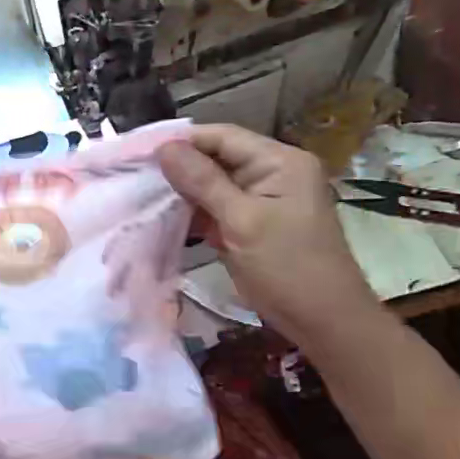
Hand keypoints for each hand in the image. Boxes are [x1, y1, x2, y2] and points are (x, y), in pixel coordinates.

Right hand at [157, 125, 376, 345]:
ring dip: (185, 192)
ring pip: (215, 186)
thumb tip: (165, 147)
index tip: (140, 153)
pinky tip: (167, 218)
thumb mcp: (242, 222)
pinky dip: (196, 214)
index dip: (182, 141)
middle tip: (136, 176)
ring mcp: (264, 200)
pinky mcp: (254, 225)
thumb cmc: (287, 267)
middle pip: (218, 159)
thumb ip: (203, 182)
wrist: (323, 321)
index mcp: (280, 161)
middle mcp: (273, 173)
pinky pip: (220, 209)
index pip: (223, 137)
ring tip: (144, 196)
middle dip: (180, 168)